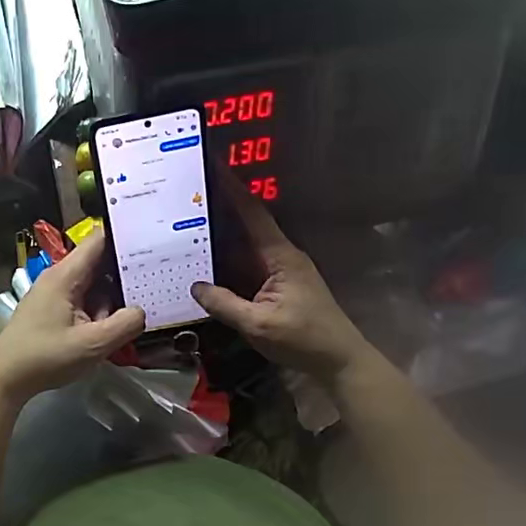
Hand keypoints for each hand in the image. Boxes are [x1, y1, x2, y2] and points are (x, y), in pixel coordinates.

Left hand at [0, 230, 145, 405]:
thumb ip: (124, 324)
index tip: (155, 244)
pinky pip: (84, 302)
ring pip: (94, 286)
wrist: (5, 379)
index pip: (100, 239)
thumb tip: (142, 311)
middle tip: (156, 284)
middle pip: (100, 263)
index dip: (127, 238)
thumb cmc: (45, 358)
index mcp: (66, 275)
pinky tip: (110, 330)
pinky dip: (98, 312)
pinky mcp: (53, 311)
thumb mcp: (92, 344)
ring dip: (112, 300)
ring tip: (134, 315)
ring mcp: (55, 294)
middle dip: (126, 274)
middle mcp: (59, 278)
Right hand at [191, 183, 376, 382]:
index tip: (214, 164)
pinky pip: (245, 267)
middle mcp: (280, 256)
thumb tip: (194, 286)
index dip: (233, 189)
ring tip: (186, 223)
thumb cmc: (303, 339)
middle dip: (220, 208)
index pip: (252, 214)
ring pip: (243, 247)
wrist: (338, 360)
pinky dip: (225, 262)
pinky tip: (204, 262)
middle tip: (187, 194)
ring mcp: (279, 271)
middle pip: (245, 226)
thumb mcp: (258, 324)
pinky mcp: (276, 287)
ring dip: (220, 236)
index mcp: (280, 256)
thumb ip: (224, 304)